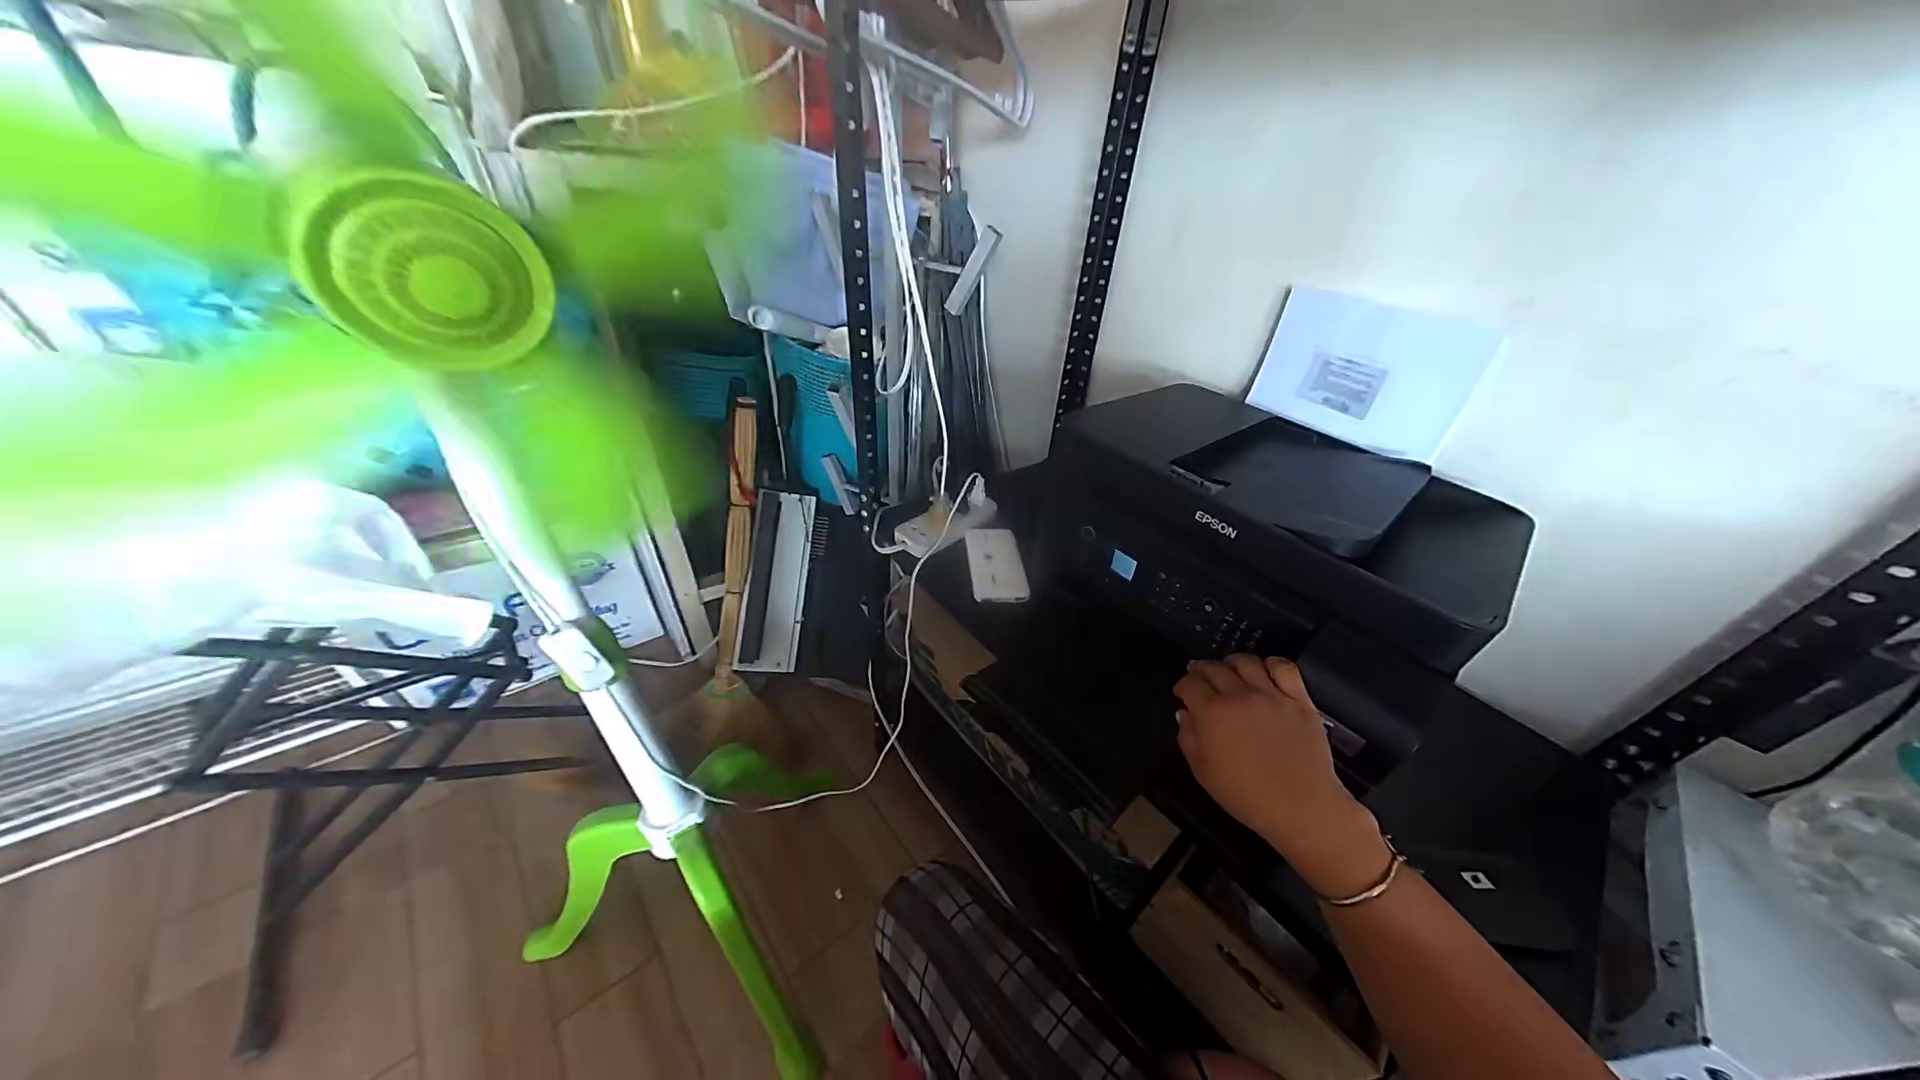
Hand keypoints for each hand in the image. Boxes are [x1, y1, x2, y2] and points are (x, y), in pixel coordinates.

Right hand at [1175, 656, 1387, 897]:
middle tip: (1200, 678)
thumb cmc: (1246, 795)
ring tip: (1230, 671)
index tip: (1182, 693)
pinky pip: (1284, 667)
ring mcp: (1272, 694)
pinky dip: (1271, 663)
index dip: (1182, 685)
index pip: (1190, 684)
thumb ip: (1188, 738)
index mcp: (1212, 713)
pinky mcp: (1299, 699)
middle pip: (1214, 668)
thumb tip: (1185, 713)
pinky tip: (1265, 672)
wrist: (1302, 807)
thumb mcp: (1203, 772)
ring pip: (1246, 661)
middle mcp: (1239, 695)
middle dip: (1201, 670)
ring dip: (1232, 663)